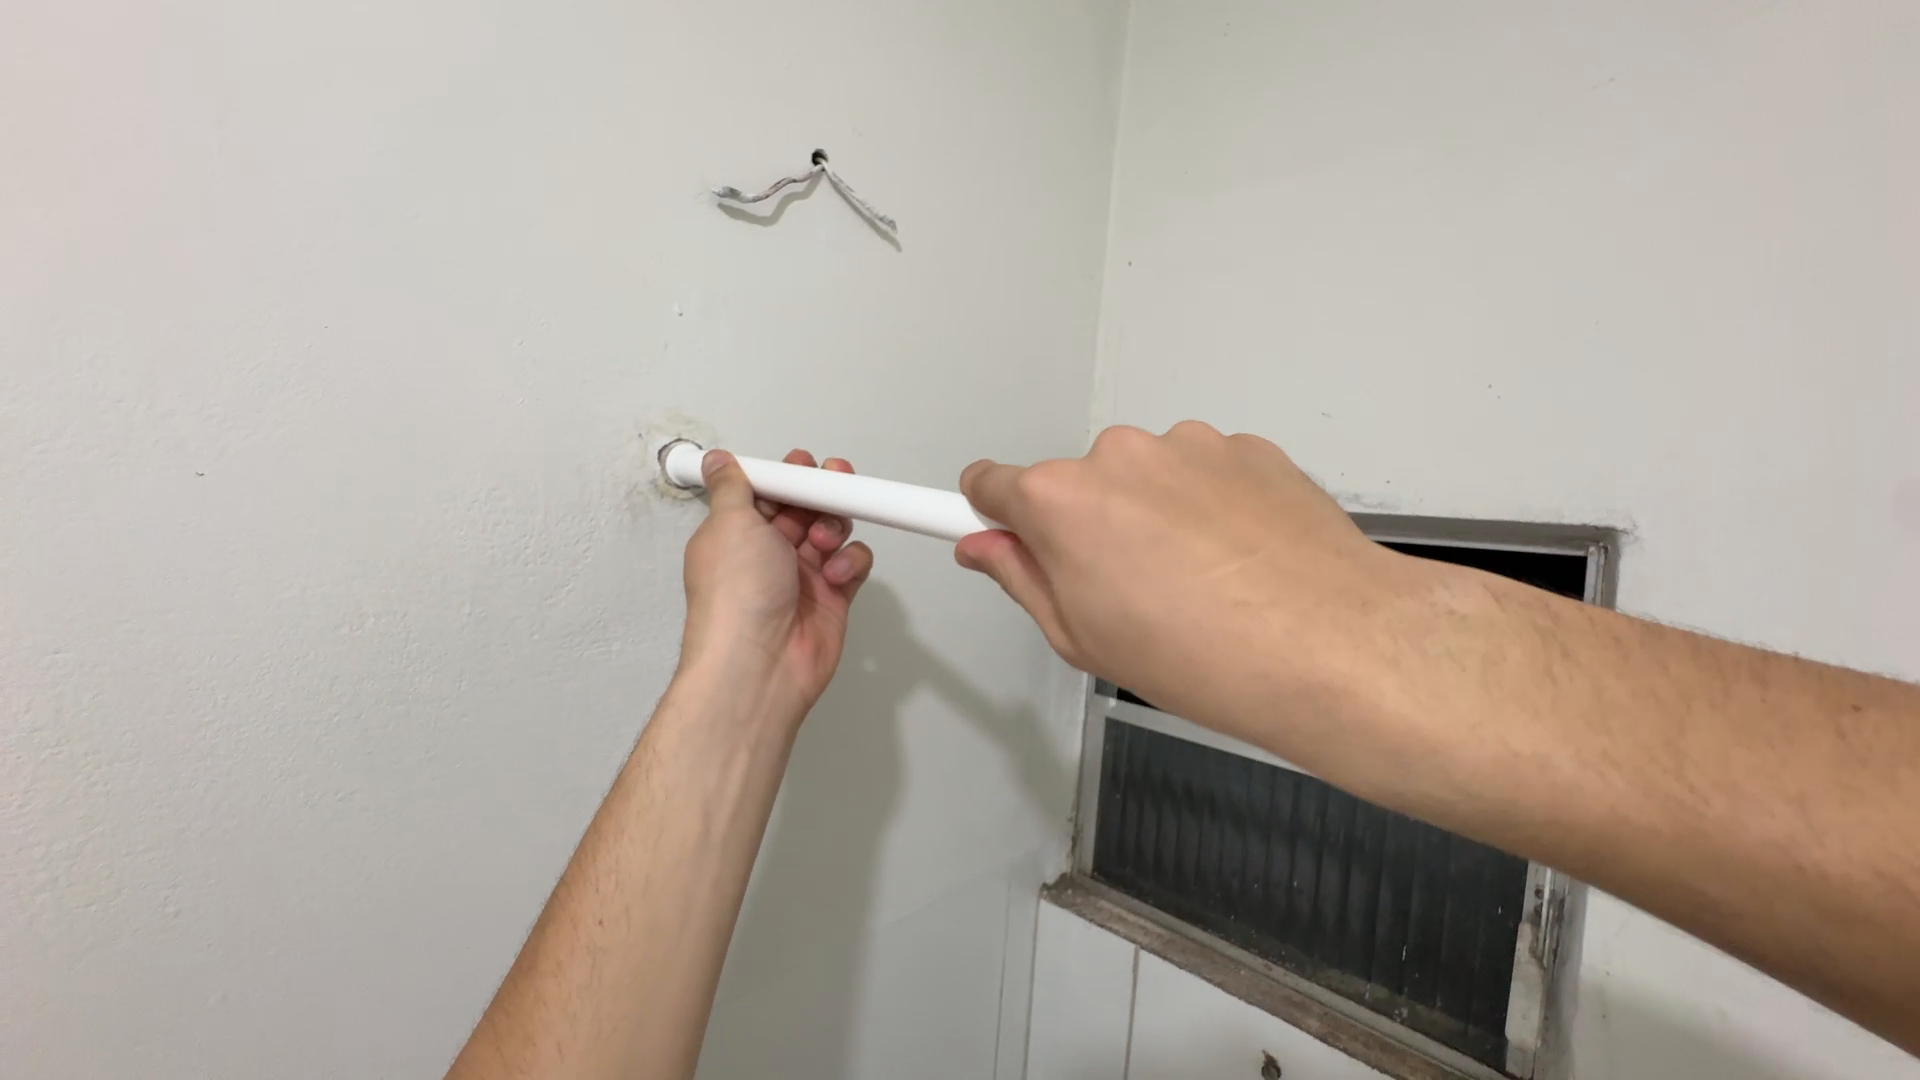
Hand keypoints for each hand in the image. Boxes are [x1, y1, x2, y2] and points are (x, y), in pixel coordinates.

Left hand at [679, 449, 873, 718]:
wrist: (760, 662)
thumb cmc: (735, 599)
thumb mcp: (729, 524)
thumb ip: (732, 486)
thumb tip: (717, 462)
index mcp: (736, 533)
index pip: (768, 491)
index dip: (788, 475)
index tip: (804, 464)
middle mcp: (768, 553)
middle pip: (804, 506)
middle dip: (821, 492)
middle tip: (835, 481)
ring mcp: (802, 575)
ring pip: (833, 529)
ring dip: (834, 525)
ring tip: (824, 540)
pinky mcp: (833, 596)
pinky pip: (853, 563)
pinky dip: (851, 561)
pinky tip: (837, 573)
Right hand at [955, 422, 1423, 746]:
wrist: (1330, 646)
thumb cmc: (1206, 656)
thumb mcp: (1081, 636)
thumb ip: (1020, 577)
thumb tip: (988, 547)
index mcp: (1061, 500)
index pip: (987, 484)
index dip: (985, 511)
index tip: (981, 520)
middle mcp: (1117, 455)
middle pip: (1070, 483)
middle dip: (1081, 526)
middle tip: (1119, 587)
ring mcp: (1184, 444)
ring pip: (1138, 477)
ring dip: (1147, 515)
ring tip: (1190, 580)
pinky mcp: (1241, 446)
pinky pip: (1197, 472)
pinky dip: (1202, 505)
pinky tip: (1230, 559)